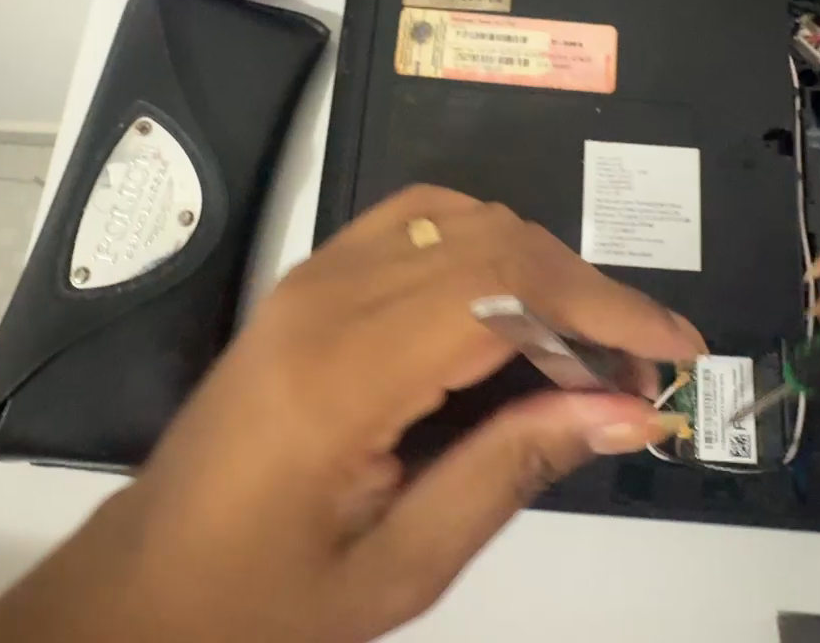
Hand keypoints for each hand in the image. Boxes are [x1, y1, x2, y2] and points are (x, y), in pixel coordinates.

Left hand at [0, 185, 703, 642]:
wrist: (146, 586)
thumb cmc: (261, 603)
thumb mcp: (402, 565)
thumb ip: (515, 469)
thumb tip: (626, 412)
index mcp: (344, 373)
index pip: (502, 288)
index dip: (603, 306)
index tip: (674, 350)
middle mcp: (326, 298)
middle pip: (490, 241)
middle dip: (584, 293)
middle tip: (631, 374)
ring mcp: (312, 276)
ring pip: (459, 216)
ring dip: (537, 266)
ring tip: (576, 346)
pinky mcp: (309, 278)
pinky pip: (416, 221)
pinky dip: (484, 245)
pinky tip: (508, 307)